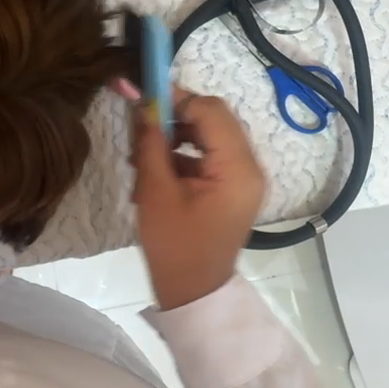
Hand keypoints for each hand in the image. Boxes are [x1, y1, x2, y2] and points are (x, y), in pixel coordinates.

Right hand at [129, 88, 266, 310]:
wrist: (193, 292)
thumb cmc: (174, 244)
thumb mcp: (155, 190)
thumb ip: (150, 141)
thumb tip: (142, 100)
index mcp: (237, 168)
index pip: (210, 110)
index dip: (176, 97)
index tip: (141, 96)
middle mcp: (249, 167)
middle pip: (212, 119)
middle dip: (175, 116)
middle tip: (139, 125)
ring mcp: (243, 178)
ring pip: (209, 135)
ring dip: (176, 135)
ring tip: (143, 153)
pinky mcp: (232, 187)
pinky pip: (209, 155)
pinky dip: (183, 154)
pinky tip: (155, 169)